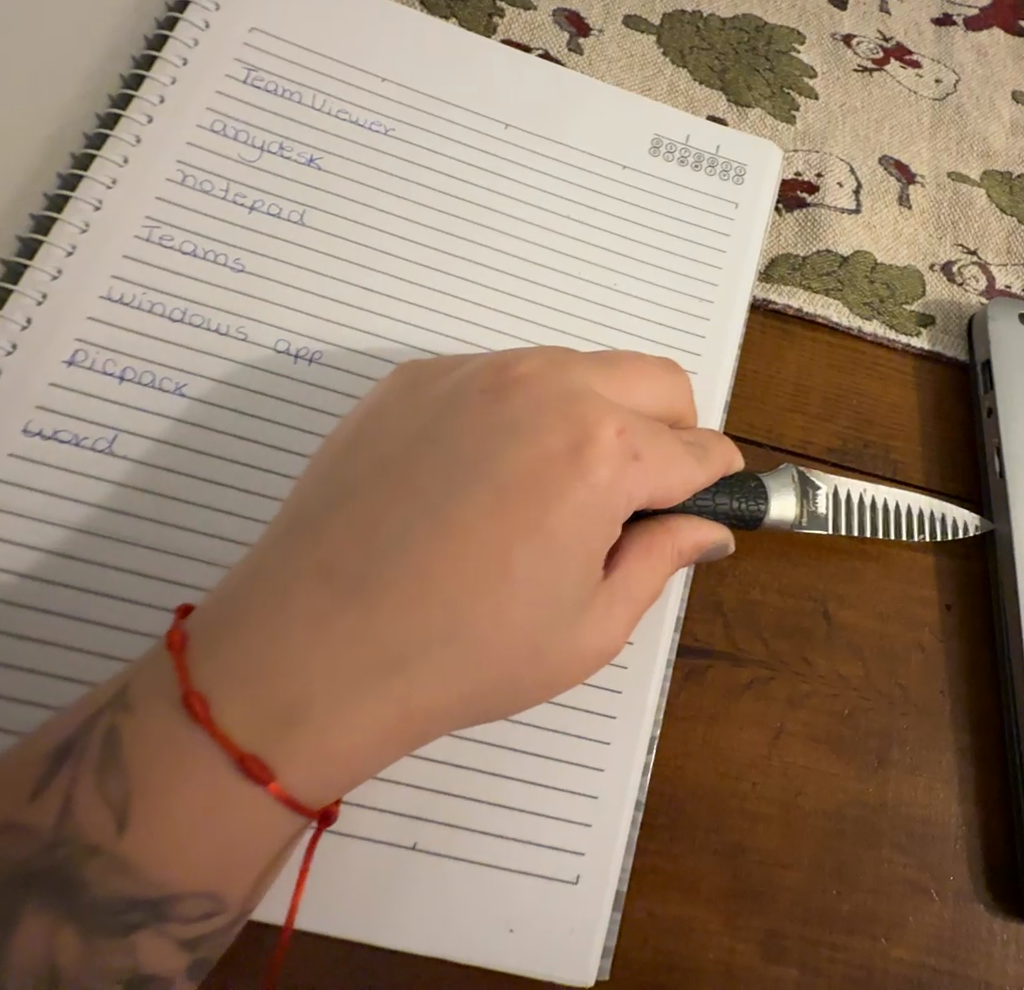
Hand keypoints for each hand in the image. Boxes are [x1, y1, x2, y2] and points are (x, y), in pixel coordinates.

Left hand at [161, 348, 741, 799]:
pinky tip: (483, 481)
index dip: (713, 487)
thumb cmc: (462, 654)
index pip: (701, 449)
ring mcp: (477, 372)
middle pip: (658, 381)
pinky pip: (504, 377)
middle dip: (672, 432)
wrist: (310, 650)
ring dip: (598, 418)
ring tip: (554, 493)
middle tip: (639, 498)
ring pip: (582, 369)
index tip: (701, 511)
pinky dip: (524, 415)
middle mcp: (548, 387)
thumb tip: (710, 529)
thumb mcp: (591, 627)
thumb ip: (664, 560)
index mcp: (604, 452)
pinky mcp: (420, 377)